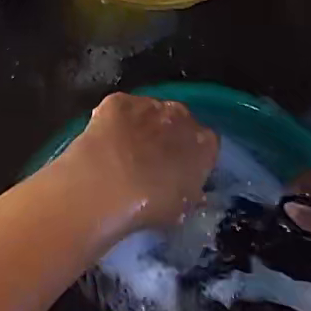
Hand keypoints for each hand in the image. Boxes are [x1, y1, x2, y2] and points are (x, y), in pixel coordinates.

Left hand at [58, 93, 218, 233]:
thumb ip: (191, 193)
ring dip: (142, 127)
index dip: (191, 157)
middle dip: (167, 137)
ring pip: (150, 112)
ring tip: (123, 153)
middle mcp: (182, 114)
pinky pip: (121, 109)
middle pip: (179, 122)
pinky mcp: (118, 101)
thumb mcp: (181, 210)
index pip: (205, 145)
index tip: (178, 171)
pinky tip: (106, 141)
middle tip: (150, 162)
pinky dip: (115, 122)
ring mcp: (149, 104)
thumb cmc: (149, 206)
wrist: (105, 188)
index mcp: (204, 142)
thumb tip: (191, 189)